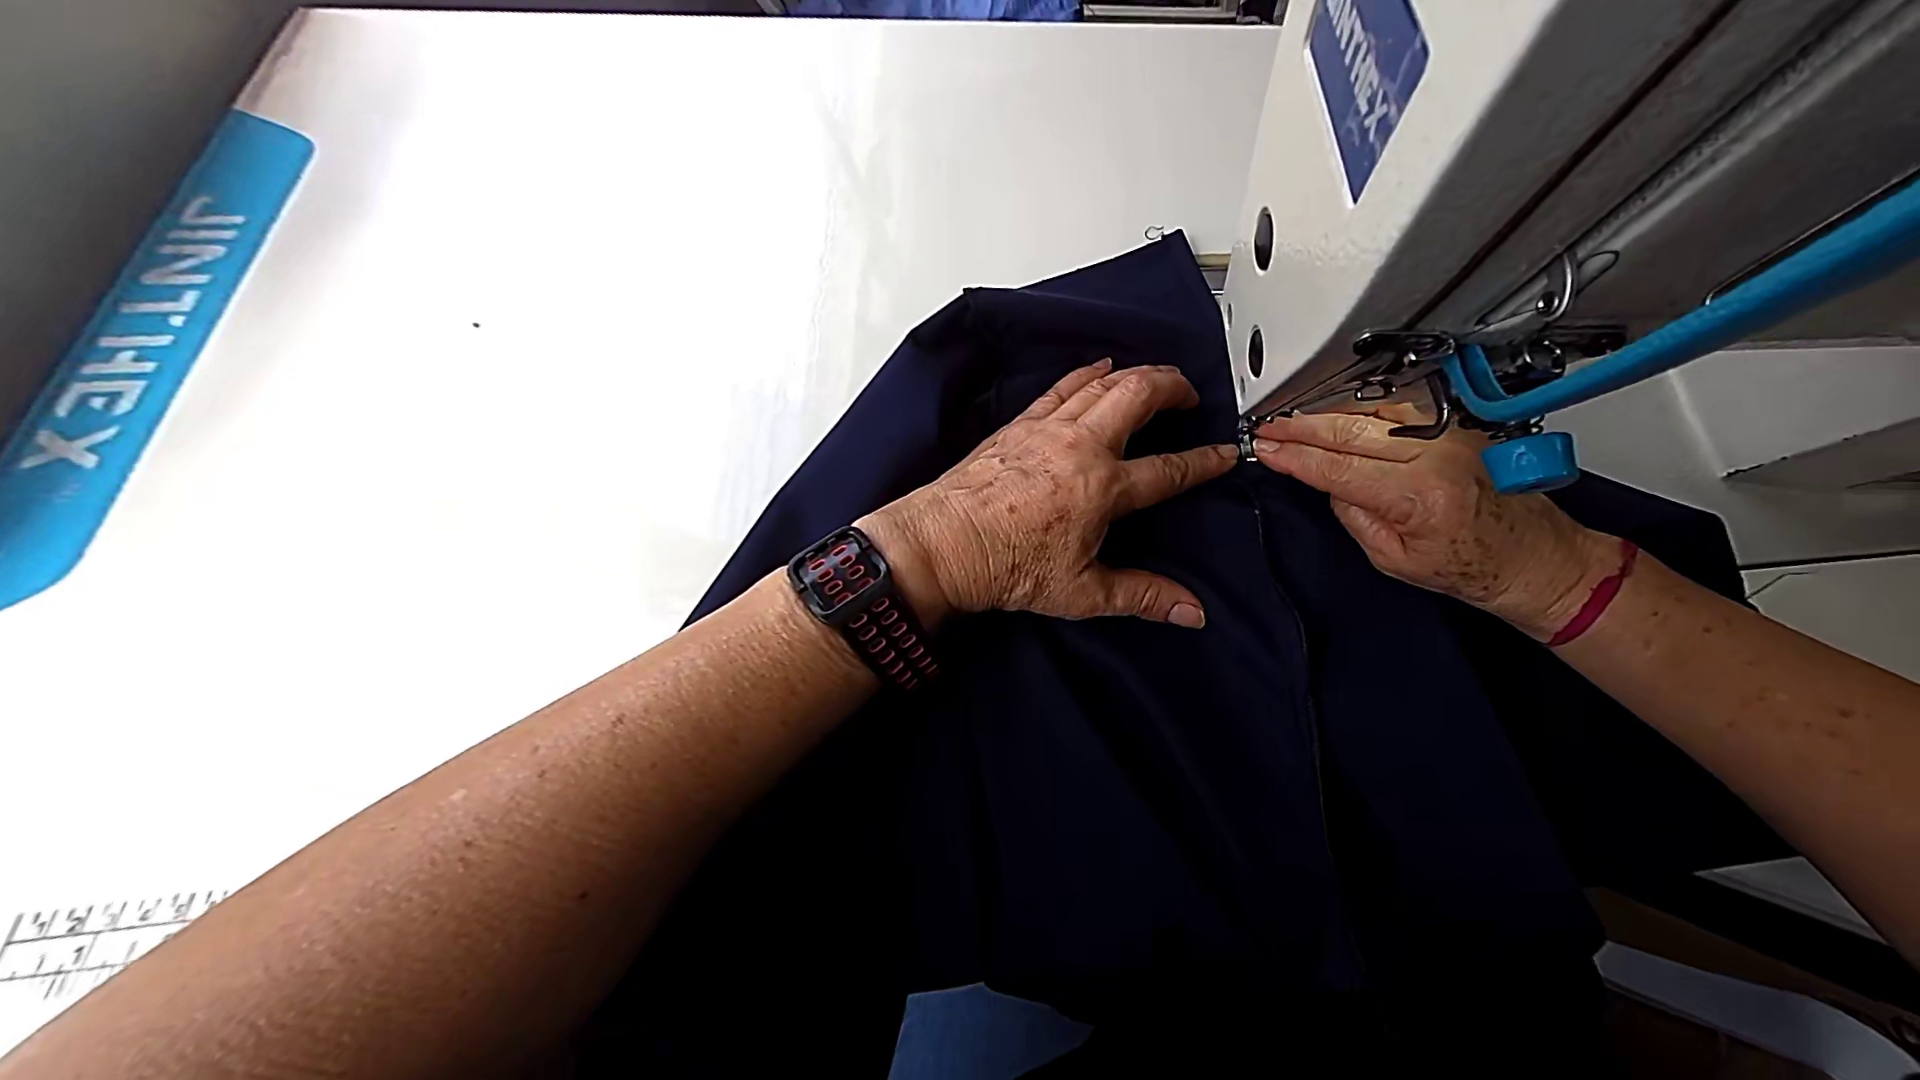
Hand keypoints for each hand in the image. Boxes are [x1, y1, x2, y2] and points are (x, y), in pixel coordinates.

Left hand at [860, 359, 1237, 629]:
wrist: (941, 545)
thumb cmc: (1002, 566)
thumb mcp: (1081, 592)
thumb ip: (1141, 595)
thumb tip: (1188, 610)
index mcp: (1101, 488)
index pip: (1168, 469)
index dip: (1203, 461)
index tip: (1223, 454)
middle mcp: (1079, 448)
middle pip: (1139, 396)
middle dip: (1173, 386)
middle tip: (1189, 392)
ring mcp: (1047, 431)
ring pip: (1103, 384)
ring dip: (1135, 373)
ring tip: (1154, 376)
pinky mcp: (1019, 426)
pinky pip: (1061, 387)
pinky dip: (1085, 374)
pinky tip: (1096, 369)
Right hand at [1249, 406, 1621, 640]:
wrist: (1532, 557)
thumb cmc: (1471, 565)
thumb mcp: (1391, 557)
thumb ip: (1353, 514)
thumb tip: (1327, 482)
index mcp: (1418, 495)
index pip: (1335, 468)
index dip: (1294, 457)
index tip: (1266, 449)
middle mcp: (1437, 456)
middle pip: (1348, 431)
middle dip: (1300, 429)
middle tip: (1269, 429)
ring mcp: (1451, 435)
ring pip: (1371, 410)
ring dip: (1325, 412)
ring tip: (1292, 418)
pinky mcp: (1457, 428)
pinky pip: (1397, 407)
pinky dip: (1359, 406)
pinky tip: (1335, 409)